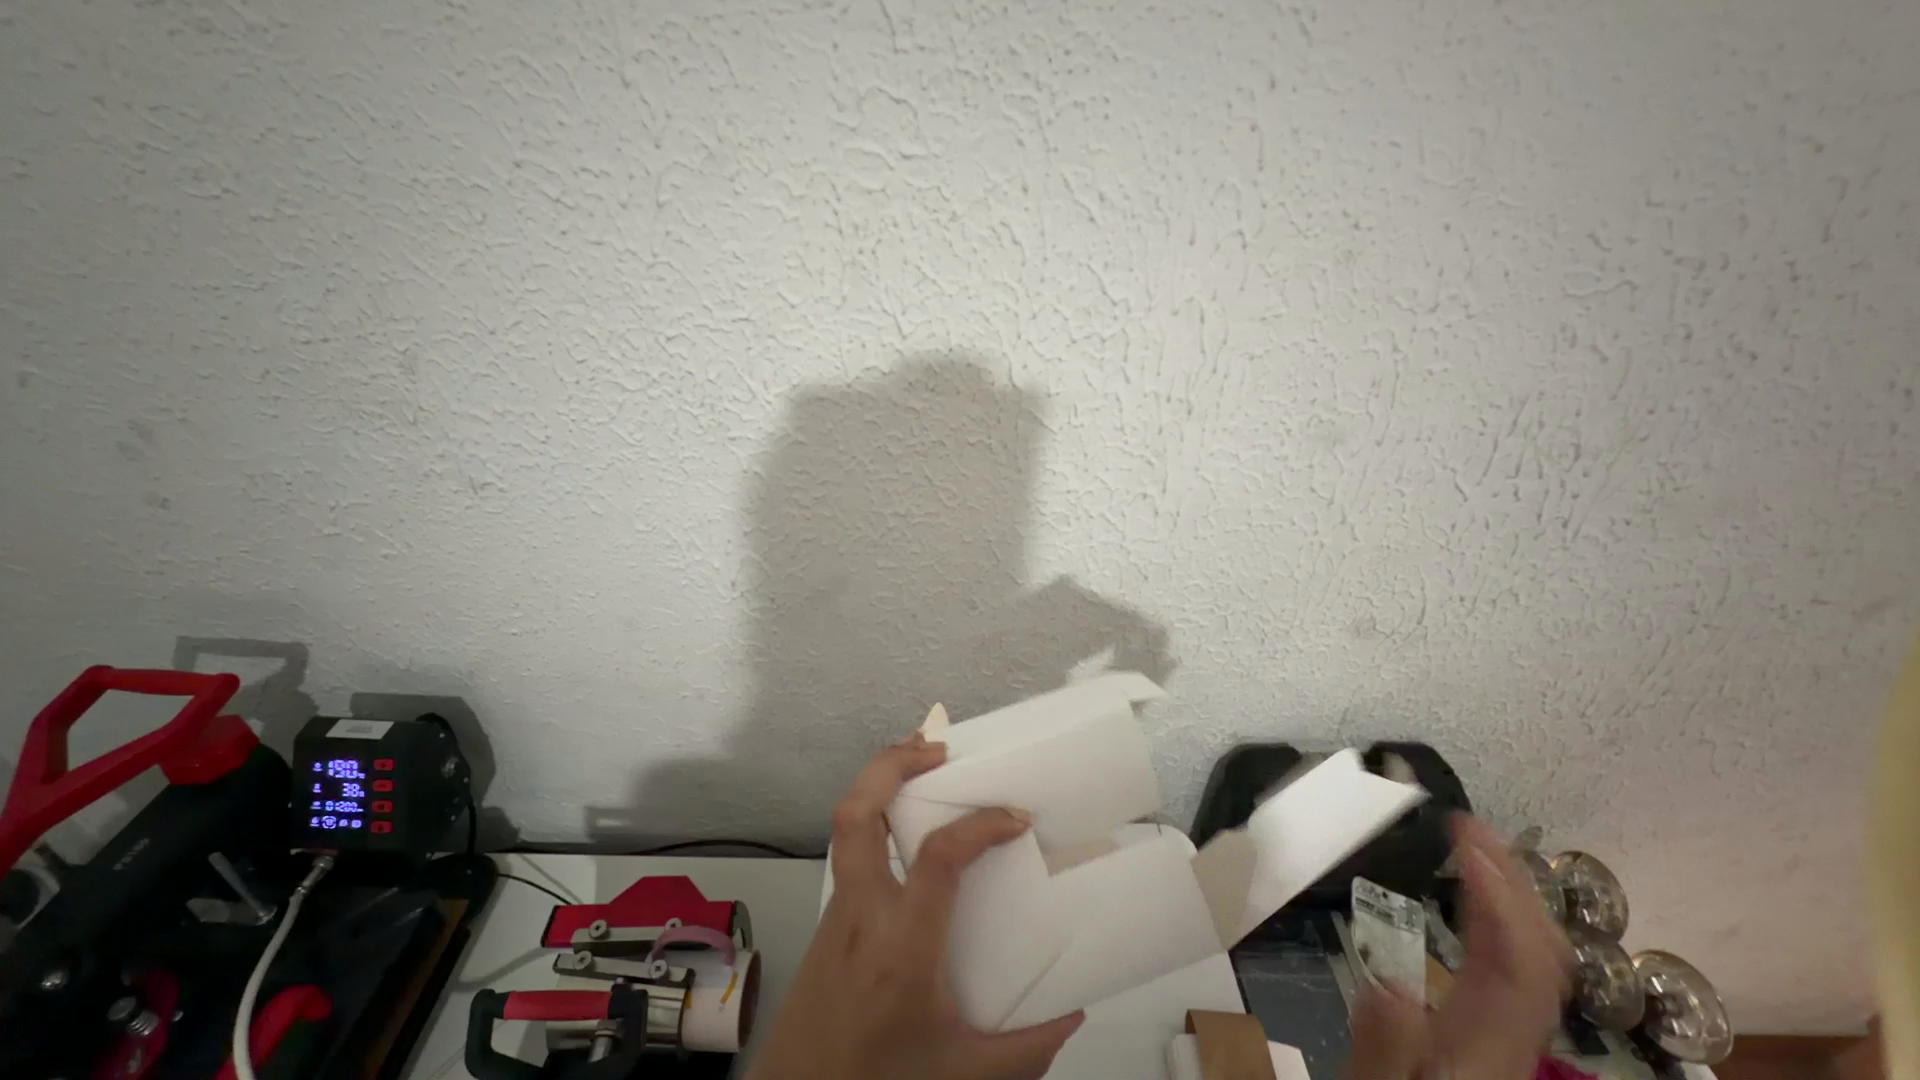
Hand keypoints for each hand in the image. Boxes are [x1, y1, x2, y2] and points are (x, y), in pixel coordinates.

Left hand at [747, 734, 1085, 1079]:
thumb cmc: (876, 1078)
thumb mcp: (962, 1072)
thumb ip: (1025, 1047)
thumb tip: (1073, 1014)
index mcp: (902, 947)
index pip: (939, 858)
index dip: (980, 825)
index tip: (1014, 817)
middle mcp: (863, 914)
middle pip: (859, 814)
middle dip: (892, 765)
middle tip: (936, 746)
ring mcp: (839, 911)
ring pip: (847, 825)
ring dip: (878, 784)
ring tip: (920, 764)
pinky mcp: (830, 918)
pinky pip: (850, 850)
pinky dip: (874, 819)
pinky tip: (905, 830)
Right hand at [1345, 816, 1573, 1079]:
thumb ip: (1382, 1049)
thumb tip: (1390, 982)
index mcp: (1481, 1052)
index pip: (1516, 968)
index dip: (1502, 899)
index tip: (1466, 840)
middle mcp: (1506, 1041)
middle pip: (1541, 960)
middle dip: (1514, 884)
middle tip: (1470, 823)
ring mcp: (1504, 1040)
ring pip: (1538, 964)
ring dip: (1514, 895)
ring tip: (1474, 845)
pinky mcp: (1490, 1038)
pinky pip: (1515, 971)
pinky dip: (1501, 921)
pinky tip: (1472, 902)